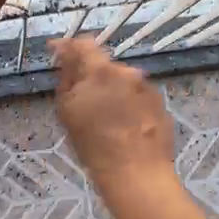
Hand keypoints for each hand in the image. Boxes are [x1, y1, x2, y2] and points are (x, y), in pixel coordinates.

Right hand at [51, 37, 175, 190]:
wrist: (137, 173)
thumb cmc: (94, 145)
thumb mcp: (67, 112)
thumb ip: (66, 81)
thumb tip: (67, 64)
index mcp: (101, 70)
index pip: (83, 44)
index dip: (68, 46)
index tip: (58, 53)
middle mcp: (127, 71)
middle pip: (104, 64)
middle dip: (91, 74)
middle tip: (82, 94)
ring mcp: (146, 86)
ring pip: (122, 80)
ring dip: (111, 89)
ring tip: (106, 115)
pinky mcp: (160, 103)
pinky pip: (137, 95)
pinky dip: (128, 102)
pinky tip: (124, 124)